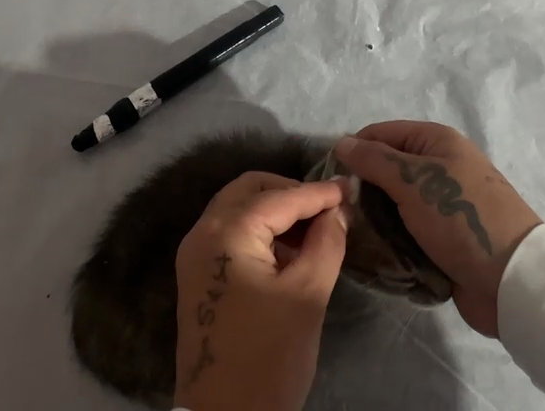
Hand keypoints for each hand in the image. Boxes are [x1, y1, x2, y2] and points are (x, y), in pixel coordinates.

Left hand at [172, 173, 348, 410]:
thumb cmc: (269, 356)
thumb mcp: (307, 296)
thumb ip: (326, 243)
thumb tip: (338, 210)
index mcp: (226, 232)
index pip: (279, 198)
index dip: (318, 193)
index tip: (350, 189)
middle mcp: (202, 232)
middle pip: (250, 190)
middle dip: (290, 193)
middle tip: (328, 209)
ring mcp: (194, 253)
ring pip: (238, 209)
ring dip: (275, 211)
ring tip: (315, 231)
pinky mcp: (197, 275)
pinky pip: (230, 233)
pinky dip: (260, 231)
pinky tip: (290, 251)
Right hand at [333, 121, 541, 336]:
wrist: (511, 280)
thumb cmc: (460, 218)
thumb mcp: (413, 181)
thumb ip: (374, 160)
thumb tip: (342, 143)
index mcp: (436, 141)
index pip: (381, 133)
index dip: (355, 150)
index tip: (331, 178)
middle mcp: (440, 166)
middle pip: (386, 169)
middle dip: (363, 188)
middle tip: (341, 211)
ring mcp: (443, 204)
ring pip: (394, 203)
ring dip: (376, 217)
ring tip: (354, 233)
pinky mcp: (444, 237)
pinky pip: (407, 230)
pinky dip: (392, 238)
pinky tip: (374, 251)